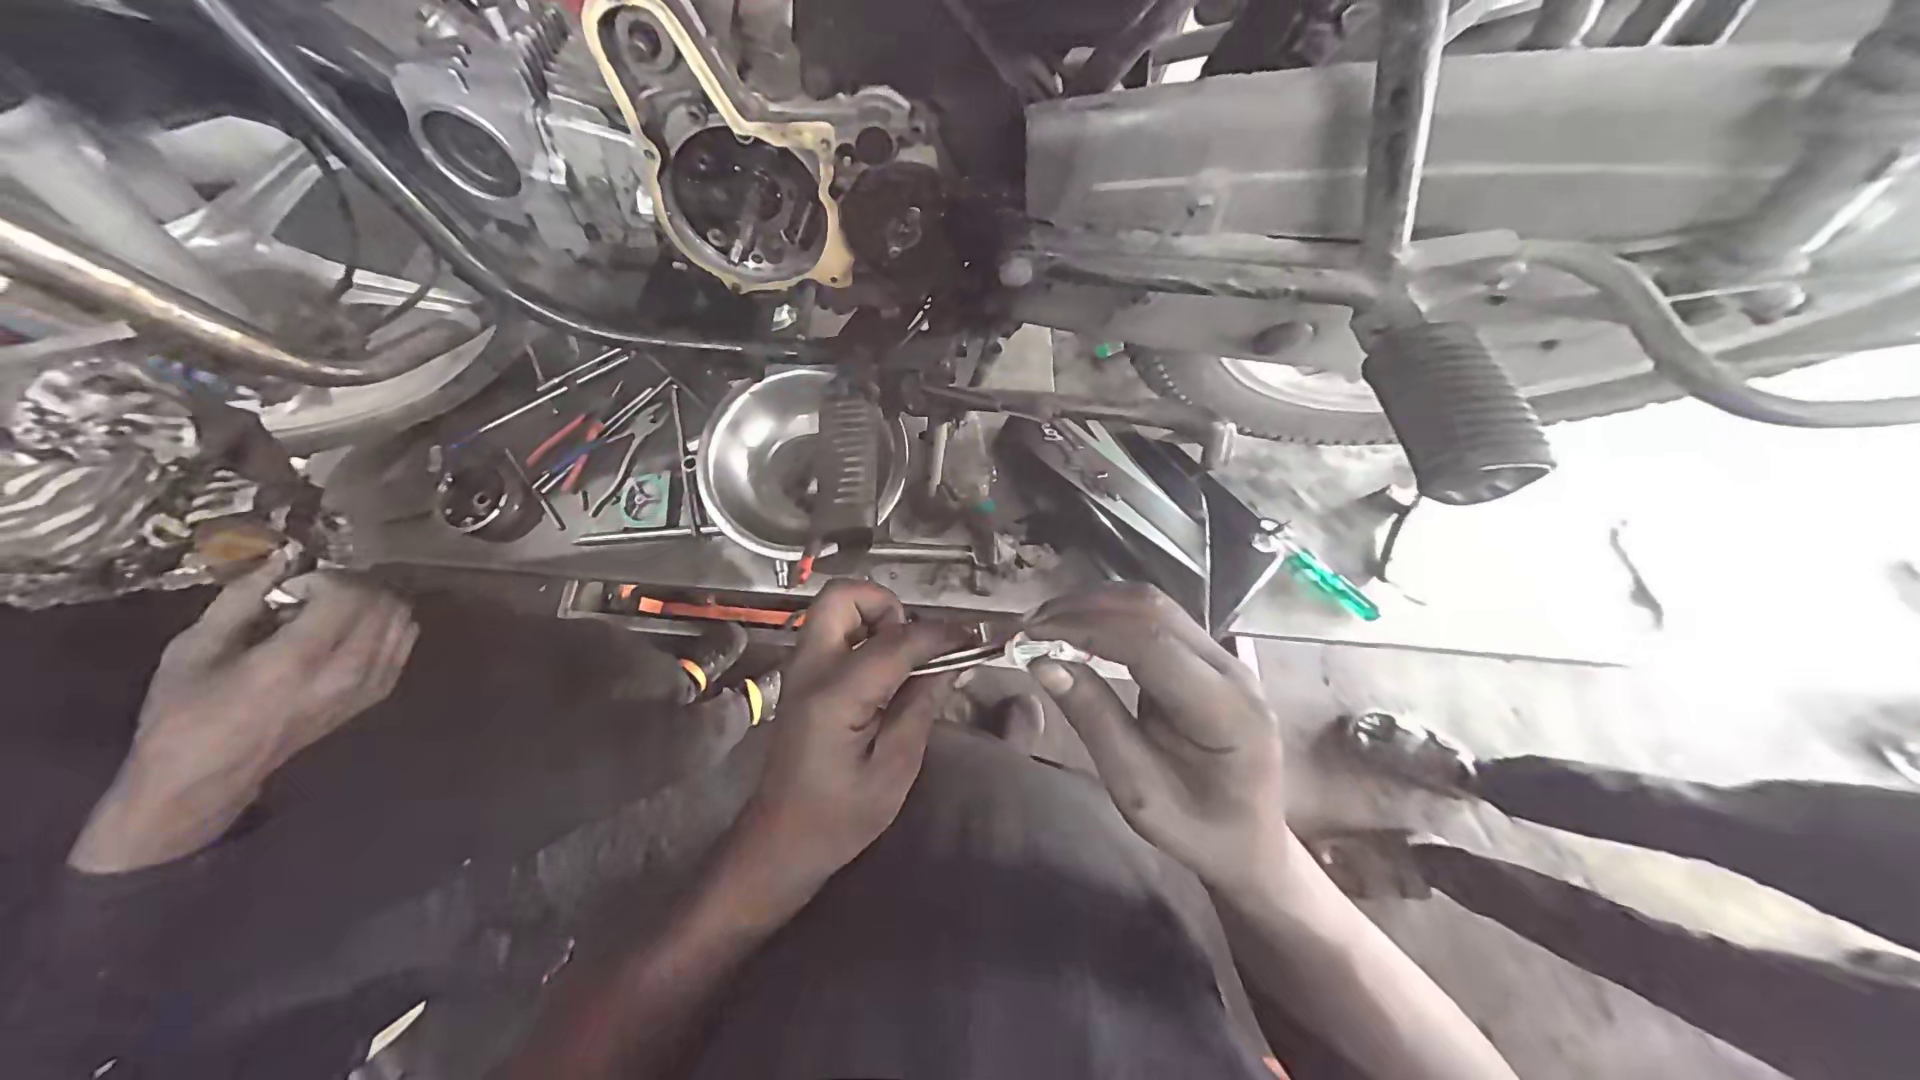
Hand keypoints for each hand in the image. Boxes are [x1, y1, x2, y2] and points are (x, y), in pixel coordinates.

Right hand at [69, 557, 417, 872]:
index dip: (322, 578)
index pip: (348, 594)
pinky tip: (346, 632)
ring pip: (402, 618)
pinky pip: (403, 641)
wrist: (208, 774)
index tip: (289, 588)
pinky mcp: (379, 692)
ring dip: (371, 603)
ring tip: (328, 613)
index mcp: (300, 658)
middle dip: (350, 586)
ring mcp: (372, 683)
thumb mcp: (195, 648)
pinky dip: (383, 624)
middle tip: (311, 595)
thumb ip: (240, 598)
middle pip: (383, 602)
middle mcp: (349, 669)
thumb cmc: (187, 711)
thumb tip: (278, 557)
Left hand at [726, 580, 966, 906]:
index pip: (894, 641)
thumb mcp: (894, 768)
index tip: (972, 638)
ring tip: (901, 660)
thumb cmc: (840, 816)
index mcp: (834, 695)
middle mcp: (810, 668)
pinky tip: (885, 674)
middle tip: (914, 644)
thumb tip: (949, 661)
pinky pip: (833, 632)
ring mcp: (800, 670)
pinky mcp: (801, 678)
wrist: (781, 840)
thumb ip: (920, 706)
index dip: (938, 634)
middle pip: (843, 595)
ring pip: (835, 607)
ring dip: (874, 617)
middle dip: (887, 606)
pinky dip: (864, 634)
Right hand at [1025, 583, 1288, 899]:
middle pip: (1153, 610)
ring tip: (1046, 625)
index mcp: (1226, 711)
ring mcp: (1224, 657)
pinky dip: (1110, 615)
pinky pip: (1156, 618)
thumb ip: (1095, 721)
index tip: (1033, 635)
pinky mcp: (1208, 655)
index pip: (1151, 644)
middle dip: (1084, 608)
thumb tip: (1042, 663)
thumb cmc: (1194, 829)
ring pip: (1153, 604)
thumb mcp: (1137, 790)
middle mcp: (1232, 670)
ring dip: (1094, 605)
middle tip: (1030, 627)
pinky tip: (1078, 629)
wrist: (1250, 840)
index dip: (1087, 628)